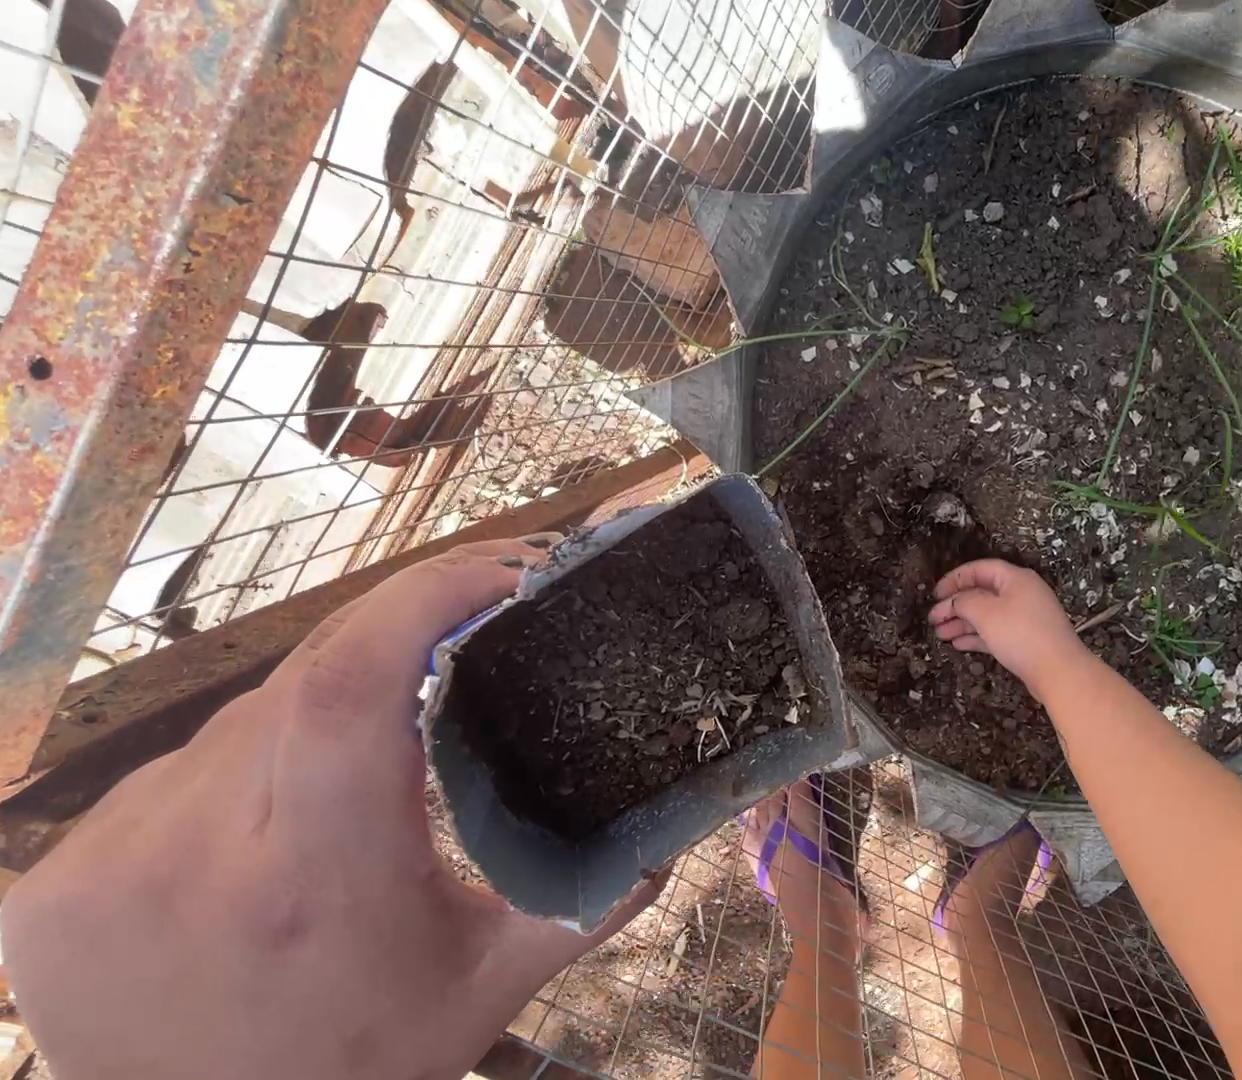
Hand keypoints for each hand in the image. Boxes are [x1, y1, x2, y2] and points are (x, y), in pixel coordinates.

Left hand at [2, 539, 669, 1079]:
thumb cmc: (373, 1057)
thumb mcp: (501, 978)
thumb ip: (596, 893)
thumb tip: (677, 816)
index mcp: (314, 882)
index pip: (350, 686)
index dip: (425, 600)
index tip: (504, 571)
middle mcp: (191, 856)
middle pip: (311, 674)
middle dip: (407, 624)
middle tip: (485, 612)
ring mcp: (102, 859)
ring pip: (256, 707)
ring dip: (344, 686)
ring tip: (408, 714)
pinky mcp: (50, 872)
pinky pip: (198, 754)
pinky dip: (275, 738)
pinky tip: (310, 779)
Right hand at [927, 559, 1093, 694]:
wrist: (1059, 670)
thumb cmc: (1021, 634)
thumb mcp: (986, 613)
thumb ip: (965, 601)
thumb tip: (956, 600)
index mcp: (1016, 579)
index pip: (981, 569)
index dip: (955, 578)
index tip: (936, 593)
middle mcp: (1022, 594)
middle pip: (982, 593)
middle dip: (956, 605)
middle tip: (933, 618)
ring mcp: (1025, 618)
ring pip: (987, 615)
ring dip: (963, 623)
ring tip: (940, 634)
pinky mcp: (1026, 640)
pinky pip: (996, 632)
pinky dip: (977, 636)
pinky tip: (958, 644)